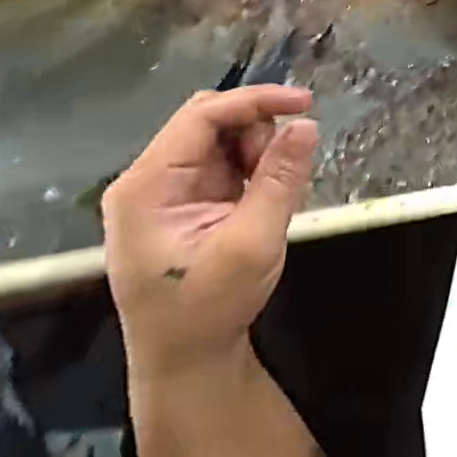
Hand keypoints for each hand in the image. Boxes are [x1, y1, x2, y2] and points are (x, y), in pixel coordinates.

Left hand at [102, 86, 318, 378]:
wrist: (186, 356)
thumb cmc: (209, 305)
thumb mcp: (253, 242)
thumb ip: (279, 180)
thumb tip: (306, 125)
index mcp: (148, 186)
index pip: (202, 116)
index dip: (256, 101)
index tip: (307, 103)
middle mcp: (152, 179)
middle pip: (211, 121)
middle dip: (258, 133)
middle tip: (284, 171)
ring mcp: (170, 190)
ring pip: (225, 140)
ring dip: (260, 154)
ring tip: (273, 199)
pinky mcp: (191, 201)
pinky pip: (230, 163)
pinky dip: (257, 171)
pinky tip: (265, 203)